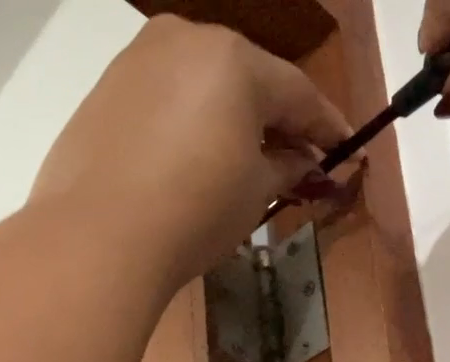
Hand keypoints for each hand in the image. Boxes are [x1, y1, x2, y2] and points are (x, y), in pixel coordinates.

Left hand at [31, 16, 350, 289]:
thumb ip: (288, 167)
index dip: (328, 128)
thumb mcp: (257, 190)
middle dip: (281, 120)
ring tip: (255, 161)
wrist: (99, 233)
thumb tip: (303, 163)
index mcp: (235, 59)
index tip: (349, 151)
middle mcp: (187, 41)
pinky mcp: (109, 86)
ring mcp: (141, 58)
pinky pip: (172, 96)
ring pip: (208, 84)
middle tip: (304, 159)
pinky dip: (197, 120)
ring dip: (237, 118)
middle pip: (252, 79)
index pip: (298, 93)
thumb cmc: (196, 209)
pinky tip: (205, 156)